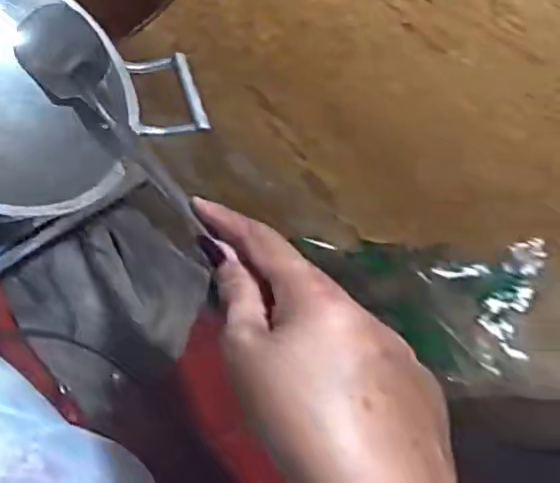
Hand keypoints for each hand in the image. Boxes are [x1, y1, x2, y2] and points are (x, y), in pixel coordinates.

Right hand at [197, 198, 454, 482]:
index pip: (268, 243)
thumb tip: (226, 256)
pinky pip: (357, 345)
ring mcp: (401, 356)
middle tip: (217, 256)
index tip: (196, 203)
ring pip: (333, 314)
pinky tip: (308, 361)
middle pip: (304, 279)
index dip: (229, 220)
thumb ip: (237, 295)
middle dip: (261, 266)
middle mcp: (369, 319)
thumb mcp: (244, 347)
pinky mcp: (418, 392)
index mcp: (324, 302)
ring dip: (294, 304)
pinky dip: (324, 337)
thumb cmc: (293, 412)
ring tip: (259, 314)